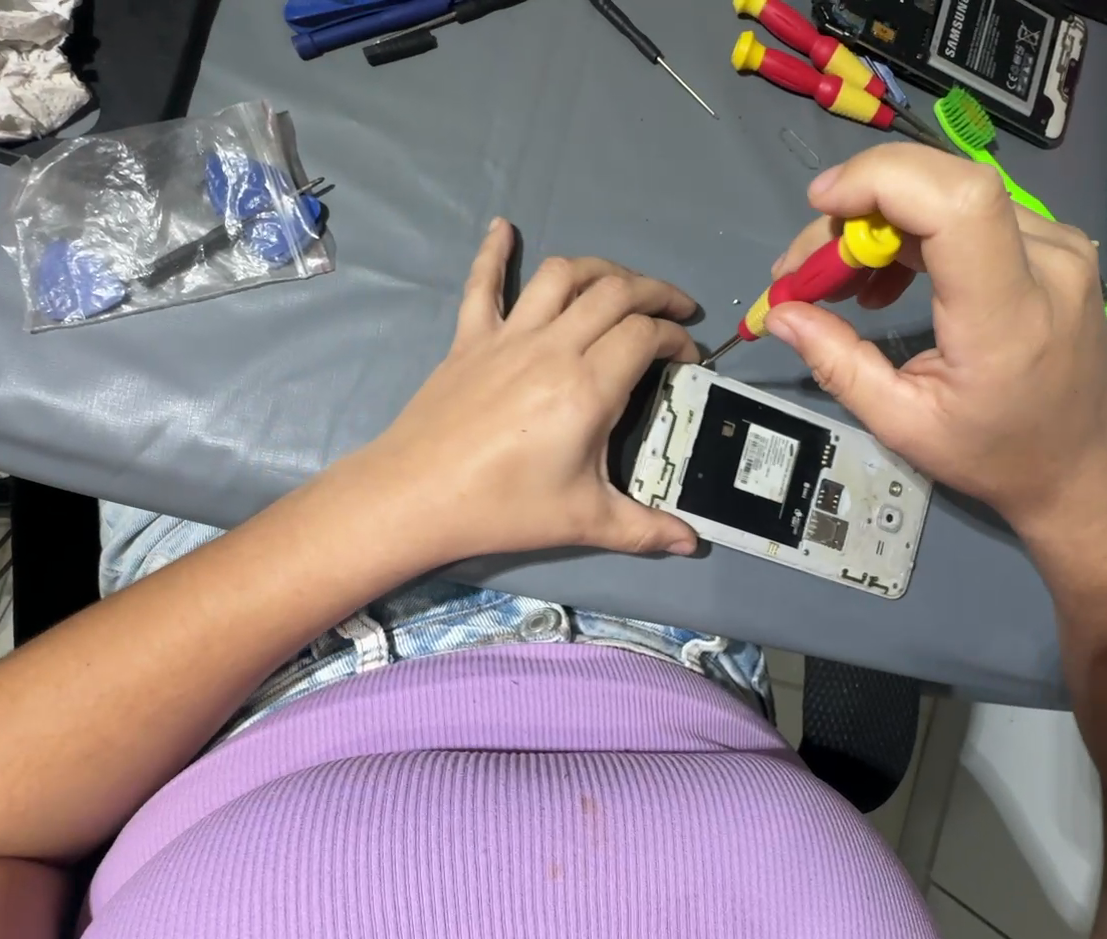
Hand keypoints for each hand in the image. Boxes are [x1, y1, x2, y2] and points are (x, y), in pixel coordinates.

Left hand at [345, 218, 700, 562]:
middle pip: (615, 292)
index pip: (646, 336)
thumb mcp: (585, 522)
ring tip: (622, 283)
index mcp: (588, 387)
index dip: (677, 339)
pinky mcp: (469, 339)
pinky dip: (493, 250)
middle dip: (655, 292)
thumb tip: (691, 544)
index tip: (689, 358)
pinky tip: (502, 226)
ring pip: (561, 275)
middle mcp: (553, 347)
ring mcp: (507, 337)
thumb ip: (645, 529)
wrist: (415, 497)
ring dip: (600, 269)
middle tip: (677, 310)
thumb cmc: (504, 508)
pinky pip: (482, 283)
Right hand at [764, 144, 1106, 526]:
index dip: (882, 181)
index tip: (820, 206)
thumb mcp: (902, 423)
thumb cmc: (993, 453)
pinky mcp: (1052, 244)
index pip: (956, 202)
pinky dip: (911, 235)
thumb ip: (838, 364)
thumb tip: (779, 315)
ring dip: (878, 224)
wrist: (1079, 460)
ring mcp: (1057, 245)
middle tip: (804, 270)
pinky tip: (884, 280)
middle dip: (858, 210)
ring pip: (948, 195)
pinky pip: (967, 214)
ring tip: (838, 282)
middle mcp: (1045, 262)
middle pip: (942, 187)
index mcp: (1007, 316)